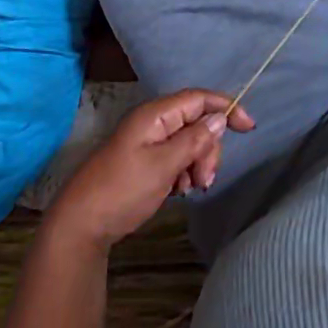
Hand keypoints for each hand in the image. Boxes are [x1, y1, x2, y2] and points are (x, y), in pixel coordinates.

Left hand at [46, 90, 255, 249]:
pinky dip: (185, 172)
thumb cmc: (122, 191)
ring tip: (191, 189)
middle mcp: (153, 123)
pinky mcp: (145, 162)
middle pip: (197, 123)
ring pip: (190, 143)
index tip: (248, 128)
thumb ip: (195, 139)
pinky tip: (179, 191)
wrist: (78, 228)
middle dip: (209, 148)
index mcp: (155, 115)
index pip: (200, 99)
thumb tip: (220, 118)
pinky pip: (177, 158)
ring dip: (198, 163)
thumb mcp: (164, 165)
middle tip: (205, 179)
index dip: (226, 108)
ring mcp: (148, 143)